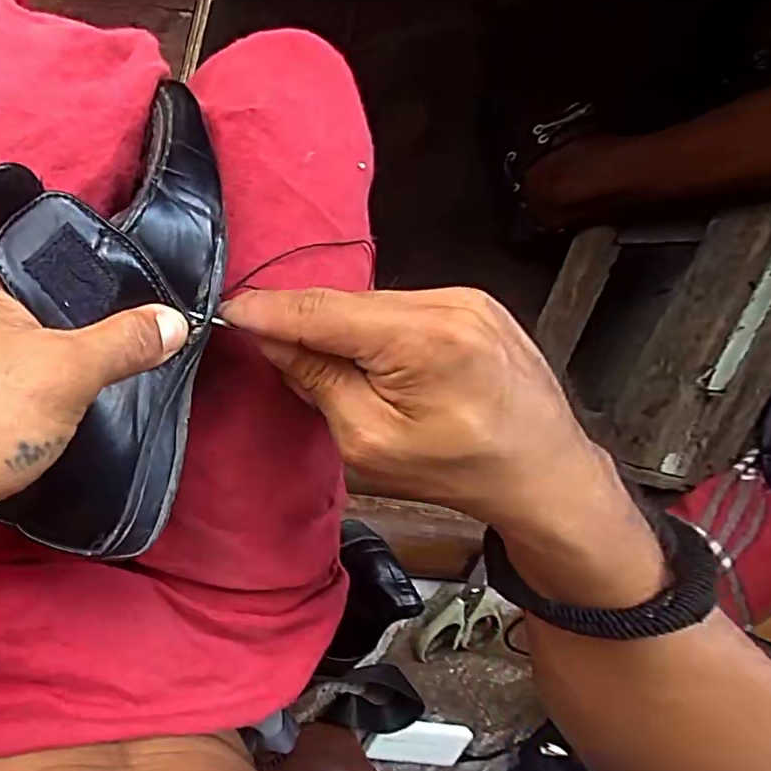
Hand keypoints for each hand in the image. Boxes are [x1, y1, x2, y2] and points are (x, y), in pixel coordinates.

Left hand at [0, 262, 188, 524]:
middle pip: (57, 306)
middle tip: (148, 336)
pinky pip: (34, 380)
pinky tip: (90, 398)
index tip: (153, 295)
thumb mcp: (65, 372)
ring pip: (47, 347)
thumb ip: (123, 342)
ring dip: (80, 363)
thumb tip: (174, 321)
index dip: (108, 276)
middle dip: (99, 326)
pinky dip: (60, 389)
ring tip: (128, 365)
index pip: (58, 259)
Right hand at [218, 286, 598, 524]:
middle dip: (297, 324)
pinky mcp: (471, 304)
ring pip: (366, 304)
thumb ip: (317, 381)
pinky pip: (394, 308)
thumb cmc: (456, 470)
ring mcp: (465, 297)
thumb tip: (273, 340)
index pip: (321, 311)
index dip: (267, 310)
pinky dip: (363, 329)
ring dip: (331, 329)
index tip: (226, 311)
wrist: (544, 473)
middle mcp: (448, 302)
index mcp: (424, 339)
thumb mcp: (369, 441)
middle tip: (266, 353)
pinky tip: (360, 359)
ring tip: (319, 368)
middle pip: (343, 304)